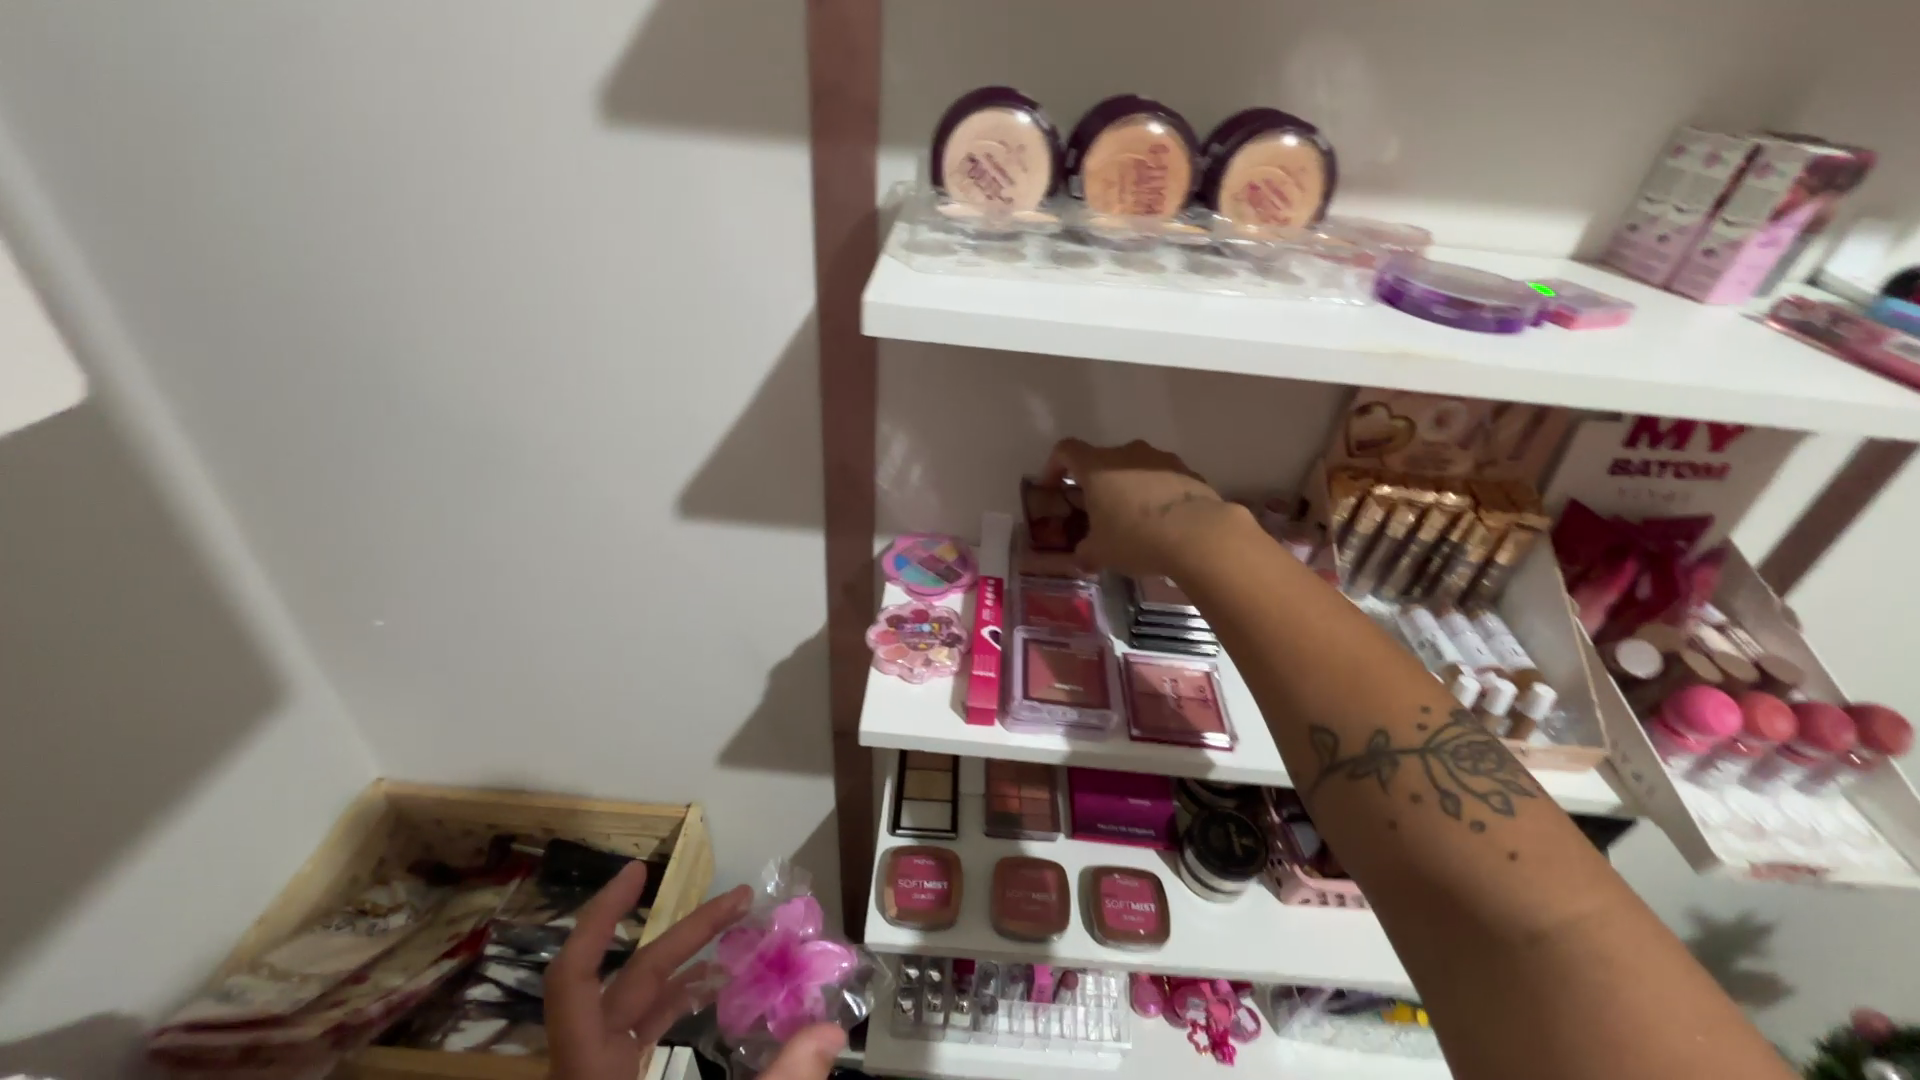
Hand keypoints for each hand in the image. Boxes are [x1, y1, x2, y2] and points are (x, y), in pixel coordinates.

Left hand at [546, 867, 850, 1079]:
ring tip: (738, 939)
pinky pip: (636, 1035)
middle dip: (686, 935)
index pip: (574, 979)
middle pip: (628, 981)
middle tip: (742, 901)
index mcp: (591, 1075)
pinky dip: (675, 1005)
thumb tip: (830, 1032)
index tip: (637, 872)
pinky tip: (713, 995)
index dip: (598, 920)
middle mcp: (584, 1072)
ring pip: (633, 1007)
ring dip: (684, 966)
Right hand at [1043, 438, 1240, 578]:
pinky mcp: (1189, 472)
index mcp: (1097, 467)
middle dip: (1097, 483)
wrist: (1199, 536)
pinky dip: (1158, 495)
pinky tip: (1164, 523)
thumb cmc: (1136, 539)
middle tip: (1097, 512)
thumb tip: (1082, 556)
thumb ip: (1085, 551)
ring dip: (1130, 488)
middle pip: (1103, 460)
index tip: (1053, 486)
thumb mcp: (1100, 553)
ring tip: (1134, 519)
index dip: (1054, 465)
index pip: (1066, 450)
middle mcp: (1128, 453)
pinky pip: (1164, 480)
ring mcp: (1161, 459)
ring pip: (1136, 468)